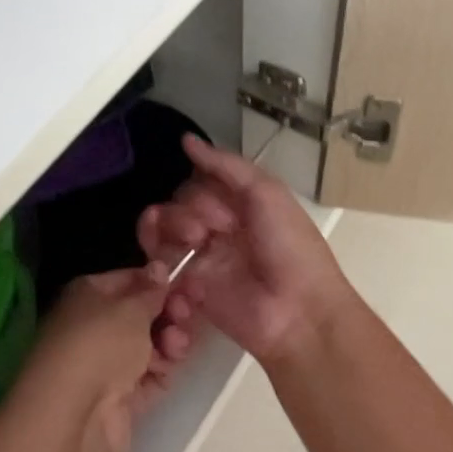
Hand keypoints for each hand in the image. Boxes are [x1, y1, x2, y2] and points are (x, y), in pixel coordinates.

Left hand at [12, 266, 194, 451]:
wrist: (76, 414)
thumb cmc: (100, 343)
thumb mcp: (131, 307)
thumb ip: (151, 290)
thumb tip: (158, 267)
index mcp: (89, 294)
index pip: (130, 280)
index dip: (160, 282)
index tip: (191, 285)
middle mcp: (94, 325)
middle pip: (142, 314)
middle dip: (169, 313)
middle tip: (185, 316)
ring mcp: (106, 363)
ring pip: (148, 345)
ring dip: (169, 342)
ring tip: (176, 347)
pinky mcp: (118, 396)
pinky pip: (148, 376)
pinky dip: (161, 370)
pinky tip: (169, 368)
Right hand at [138, 135, 358, 362]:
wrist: (297, 310)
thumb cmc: (289, 246)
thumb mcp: (266, 193)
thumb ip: (226, 165)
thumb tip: (187, 141)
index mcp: (241, 203)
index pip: (201, 180)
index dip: (202, 185)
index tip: (220, 204)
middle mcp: (220, 226)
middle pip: (180, 201)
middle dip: (189, 208)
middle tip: (209, 229)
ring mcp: (203, 256)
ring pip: (164, 226)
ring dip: (170, 224)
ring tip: (192, 240)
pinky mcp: (189, 285)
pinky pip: (159, 261)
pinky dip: (155, 251)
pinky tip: (164, 253)